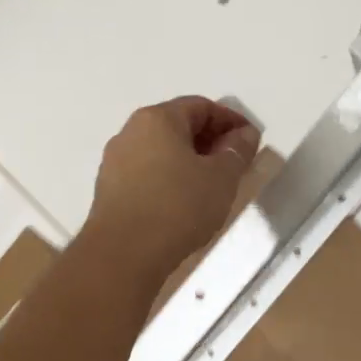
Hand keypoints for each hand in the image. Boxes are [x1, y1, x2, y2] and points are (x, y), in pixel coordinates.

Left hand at [84, 96, 260, 276]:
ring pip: (161, 151)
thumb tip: (244, 134)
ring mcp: (115, 161)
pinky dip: (169, 179)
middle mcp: (131, 132)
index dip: (231, 120)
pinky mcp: (109, 190)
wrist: (123, 253)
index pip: (201, 106)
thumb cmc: (178, 206)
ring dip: (189, 161)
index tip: (251, 141)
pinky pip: (147, 173)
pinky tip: (183, 202)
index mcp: (158, 119)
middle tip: (234, 164)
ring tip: (211, 186)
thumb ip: (237, 151)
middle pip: (178, 126)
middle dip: (210, 141)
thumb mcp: (221, 178)